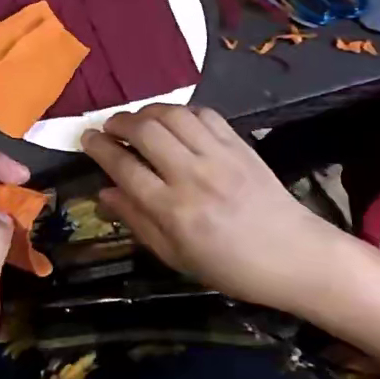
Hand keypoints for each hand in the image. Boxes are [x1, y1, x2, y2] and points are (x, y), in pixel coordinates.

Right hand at [80, 105, 345, 310]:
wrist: (293, 254)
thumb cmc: (230, 267)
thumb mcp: (176, 256)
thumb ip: (137, 222)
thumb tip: (103, 193)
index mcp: (173, 211)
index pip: (124, 168)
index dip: (100, 148)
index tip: (86, 138)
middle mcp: (192, 176)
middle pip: (145, 132)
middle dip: (118, 123)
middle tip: (108, 127)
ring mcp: (218, 155)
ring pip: (172, 115)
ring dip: (147, 111)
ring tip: (137, 120)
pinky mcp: (239, 144)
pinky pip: (203, 113)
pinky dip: (181, 111)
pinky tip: (173, 121)